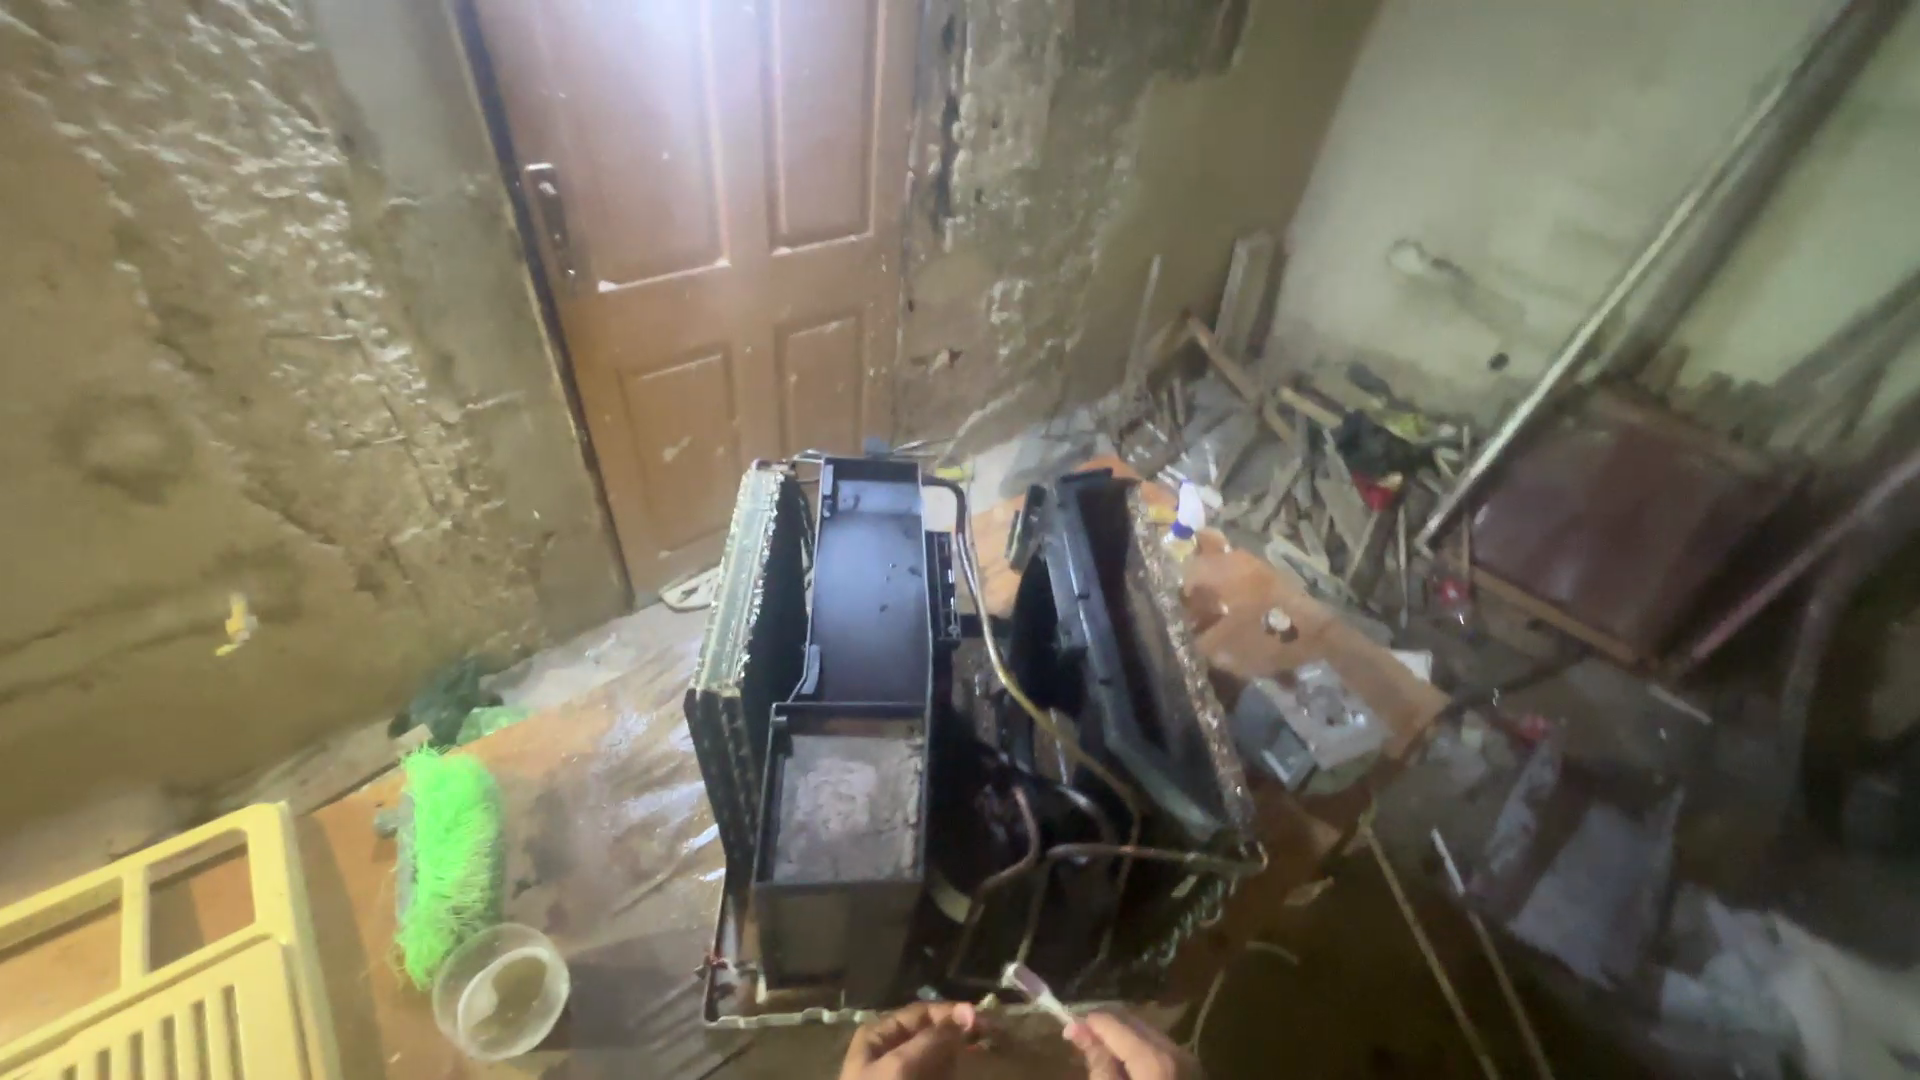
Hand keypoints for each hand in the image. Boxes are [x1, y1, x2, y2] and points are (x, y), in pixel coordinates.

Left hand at [839, 1002, 977, 1079]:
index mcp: (879, 1037)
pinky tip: (967, 1072)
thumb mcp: (900, 1067)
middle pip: (932, 1036)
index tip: (980, 1017)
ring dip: (959, 1057)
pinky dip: (953, 1075)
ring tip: (982, 1053)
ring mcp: (903, 1079)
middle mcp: (891, 1053)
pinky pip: (939, 1078)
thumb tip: (968, 1013)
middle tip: (990, 1035)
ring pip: (939, 1060)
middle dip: (958, 1035)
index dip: (950, 1013)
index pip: (921, 1014)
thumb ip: (933, 1039)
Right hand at [1063, 1010, 1200, 1079]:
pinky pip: (1160, 1049)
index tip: (1067, 1033)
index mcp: (1154, 1058)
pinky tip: (1128, 1070)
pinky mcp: (1194, 1074)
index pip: (1112, 1021)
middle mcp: (1175, 1050)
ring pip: (1147, 1033)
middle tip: (1081, 1044)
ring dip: (1122, 1039)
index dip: (1087, 1023)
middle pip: (1131, 1021)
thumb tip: (1079, 1030)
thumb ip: (1099, 1064)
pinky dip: (1140, 1052)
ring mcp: (1189, 1062)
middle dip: (1105, 1028)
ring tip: (1104, 1060)